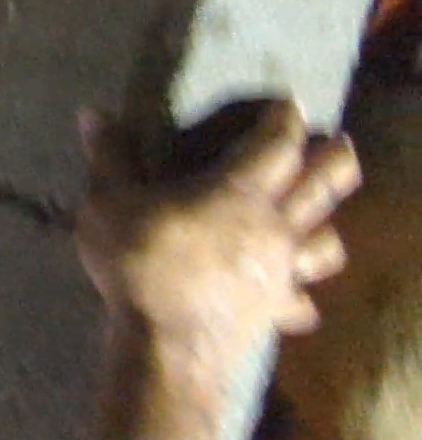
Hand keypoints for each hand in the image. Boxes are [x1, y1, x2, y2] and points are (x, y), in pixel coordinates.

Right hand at [75, 101, 360, 373]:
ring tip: (322, 216)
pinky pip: (302, 296)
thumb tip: (95, 112)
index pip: (272, 148)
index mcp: (236, 193)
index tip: (290, 103)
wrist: (167, 336)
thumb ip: (110, 156)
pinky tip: (290, 289)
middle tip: (343, 143)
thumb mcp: (108, 198)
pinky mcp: (278, 307)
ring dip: (328, 223)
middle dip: (333, 162)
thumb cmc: (138, 256)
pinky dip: (301, 287)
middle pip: (320, 189)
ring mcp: (284, 272)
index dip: (282, 122)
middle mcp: (274, 228)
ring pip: (326, 242)